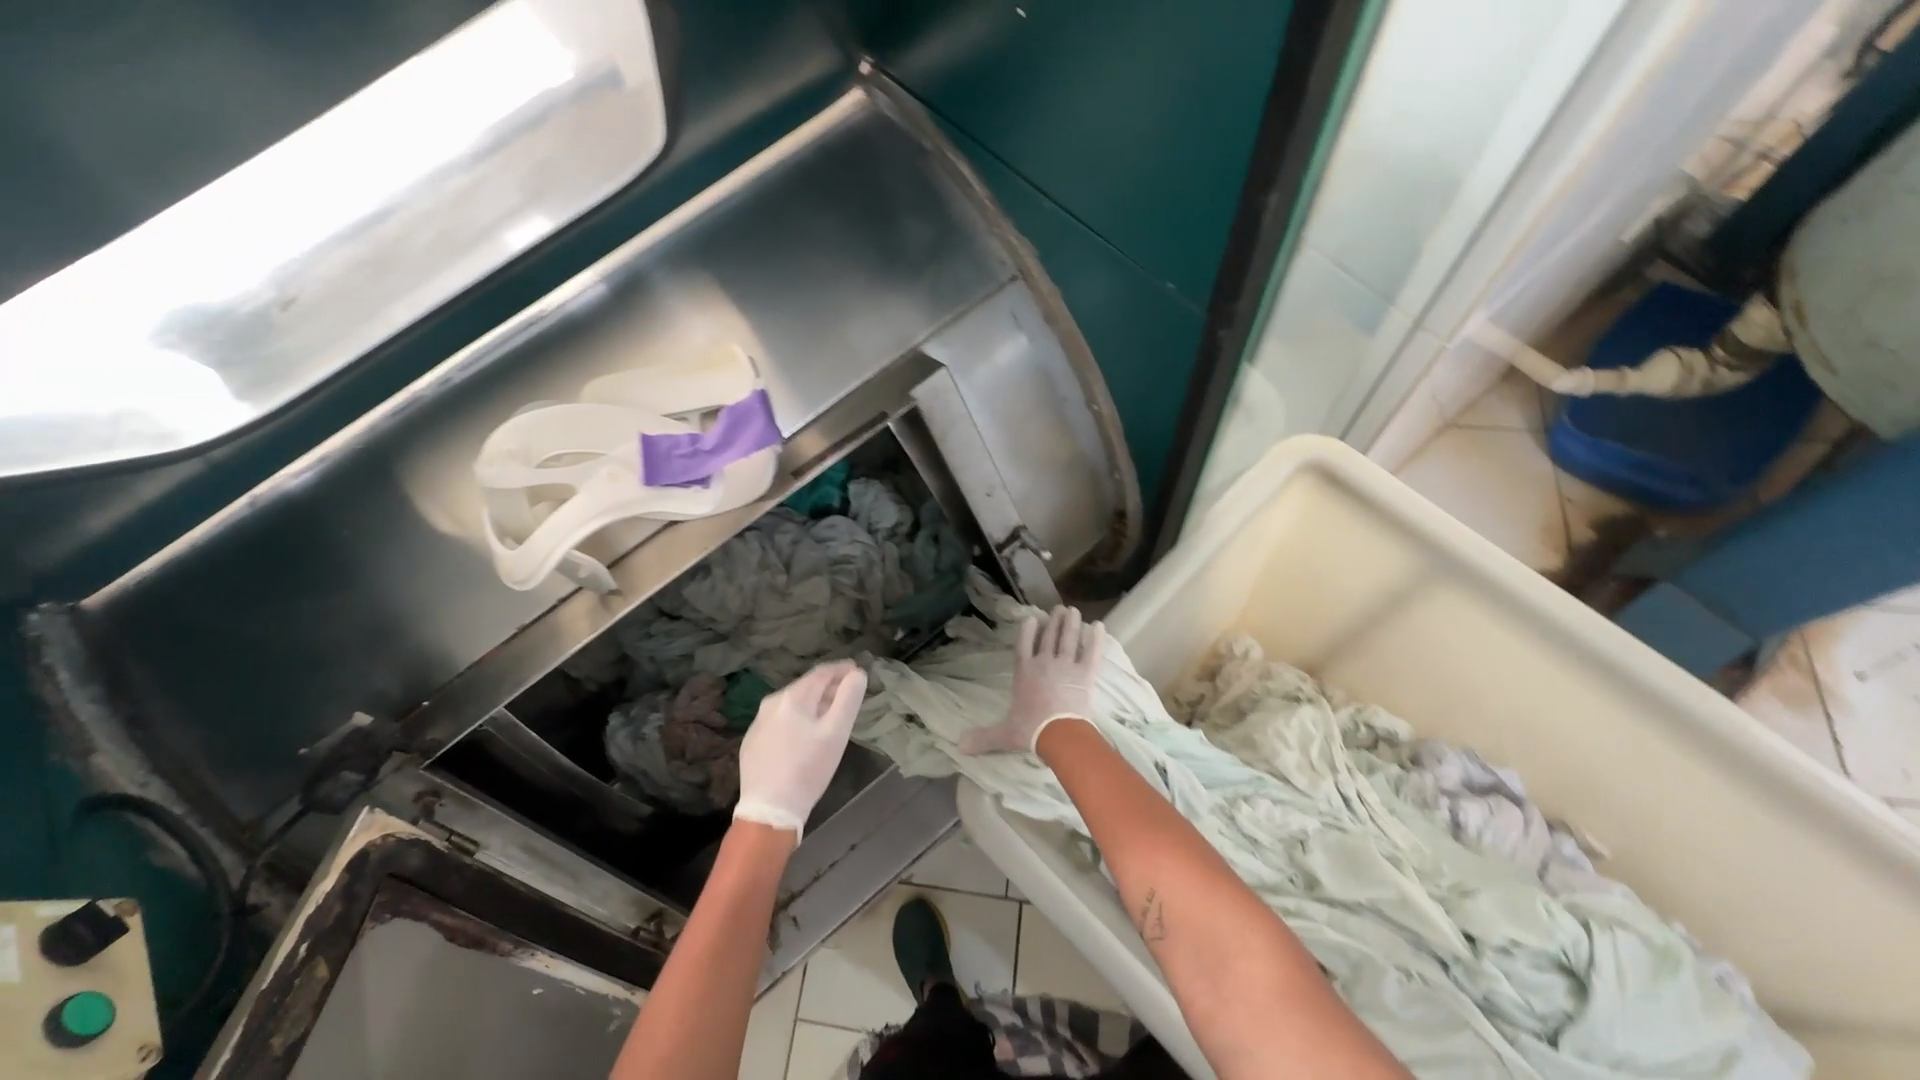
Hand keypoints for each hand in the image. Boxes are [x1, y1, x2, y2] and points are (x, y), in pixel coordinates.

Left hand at [733, 661, 867, 836]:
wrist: (769, 809)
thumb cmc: (808, 769)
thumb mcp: (836, 733)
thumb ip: (848, 699)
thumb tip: (857, 674)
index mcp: (792, 698)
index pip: (821, 673)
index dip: (842, 669)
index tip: (858, 671)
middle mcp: (771, 704)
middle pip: (805, 688)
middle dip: (829, 687)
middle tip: (849, 694)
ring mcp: (758, 724)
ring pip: (792, 705)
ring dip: (813, 704)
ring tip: (830, 714)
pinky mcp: (752, 743)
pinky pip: (780, 722)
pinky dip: (797, 720)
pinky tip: (805, 735)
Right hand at [959, 605, 1104, 754]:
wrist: (1058, 733)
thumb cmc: (1030, 730)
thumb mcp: (1003, 734)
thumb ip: (984, 737)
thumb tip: (960, 746)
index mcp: (1024, 673)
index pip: (1024, 646)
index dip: (1028, 631)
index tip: (1033, 618)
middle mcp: (1044, 663)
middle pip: (1049, 637)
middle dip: (1053, 622)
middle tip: (1059, 609)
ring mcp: (1067, 666)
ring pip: (1069, 639)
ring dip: (1071, 624)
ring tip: (1074, 611)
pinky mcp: (1086, 673)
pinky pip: (1092, 652)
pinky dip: (1096, 638)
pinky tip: (1100, 626)